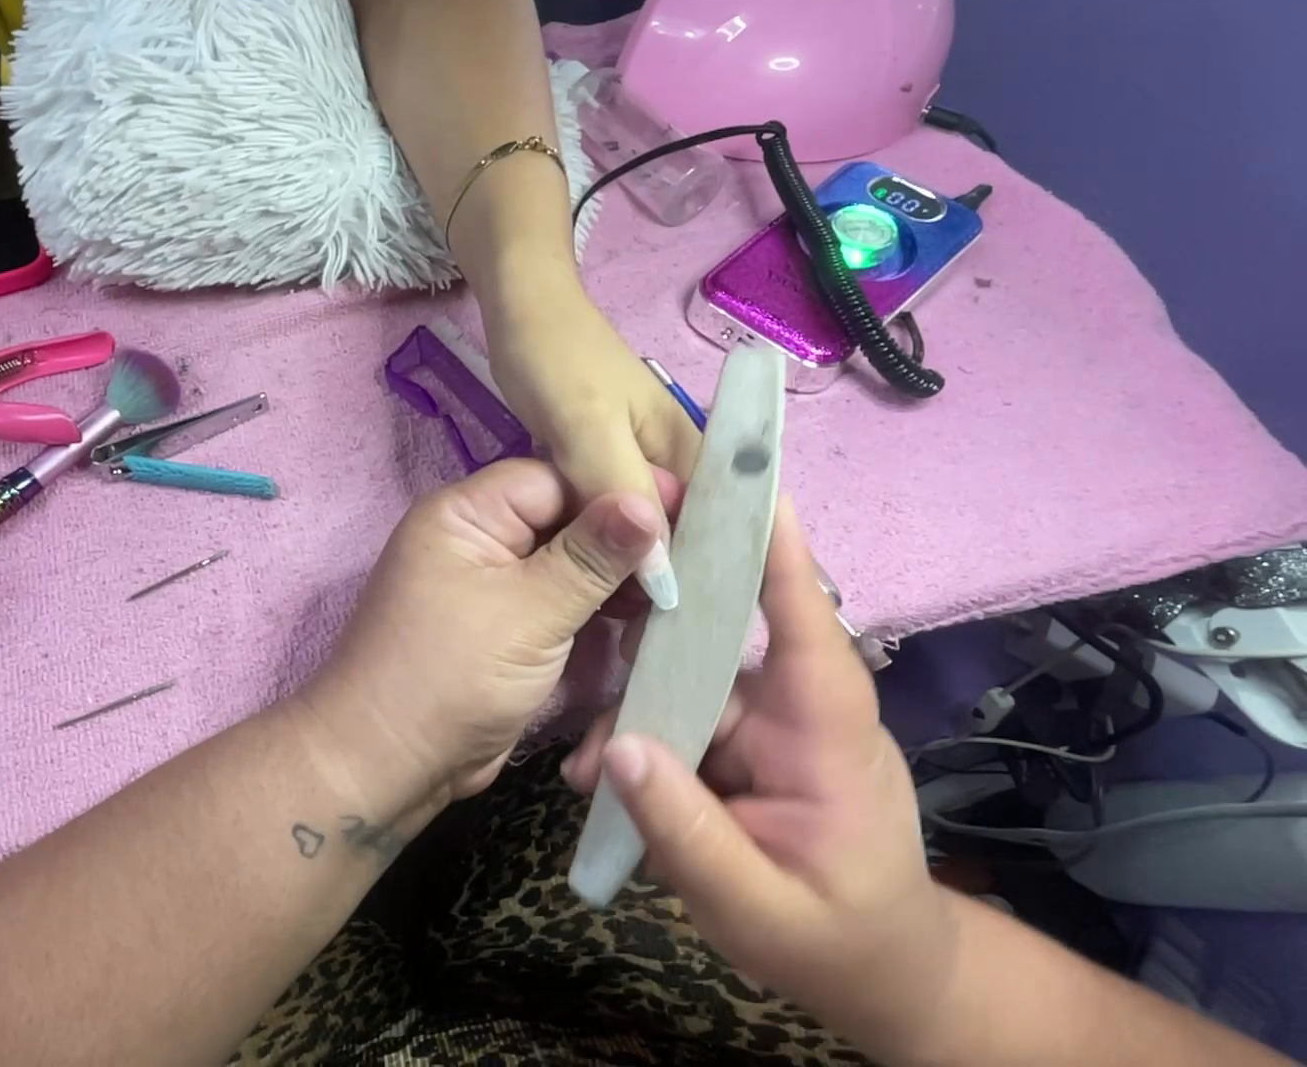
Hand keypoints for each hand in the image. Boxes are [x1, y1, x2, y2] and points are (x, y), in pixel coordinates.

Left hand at [304, 459, 671, 812]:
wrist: (389, 763)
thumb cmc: (450, 677)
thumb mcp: (527, 611)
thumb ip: (590, 556)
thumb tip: (648, 500)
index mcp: (465, 515)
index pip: (554, 479)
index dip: (616, 491)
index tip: (687, 511)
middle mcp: (476, 540)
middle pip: (563, 519)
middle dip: (622, 540)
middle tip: (693, 555)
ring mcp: (491, 587)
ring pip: (566, 564)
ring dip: (614, 579)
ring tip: (675, 592)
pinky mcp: (505, 629)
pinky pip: (558, 603)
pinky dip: (596, 609)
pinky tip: (643, 618)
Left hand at [482, 283, 700, 605]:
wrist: (518, 315)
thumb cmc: (557, 365)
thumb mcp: (587, 428)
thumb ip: (622, 492)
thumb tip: (667, 575)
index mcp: (687, 451)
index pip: (717, 527)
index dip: (706, 578)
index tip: (693, 632)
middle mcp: (667, 465)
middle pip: (679, 538)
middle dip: (669, 585)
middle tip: (655, 644)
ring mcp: (627, 469)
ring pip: (638, 535)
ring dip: (632, 574)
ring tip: (628, 633)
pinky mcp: (595, 473)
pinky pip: (603, 524)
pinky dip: (601, 553)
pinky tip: (593, 594)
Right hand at [562, 499, 957, 1053]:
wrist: (879, 976)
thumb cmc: (840, 943)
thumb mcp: (756, 907)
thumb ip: (686, 834)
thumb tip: (614, 747)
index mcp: (828, 734)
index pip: (807, 626)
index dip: (775, 553)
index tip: (743, 482)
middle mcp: (793, 710)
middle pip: (713, 651)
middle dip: (643, 662)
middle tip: (580, 668)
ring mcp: (760, 726)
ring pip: (678, 690)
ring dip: (626, 722)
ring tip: (582, 773)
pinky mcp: (734, 744)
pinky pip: (675, 723)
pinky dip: (634, 746)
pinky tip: (599, 780)